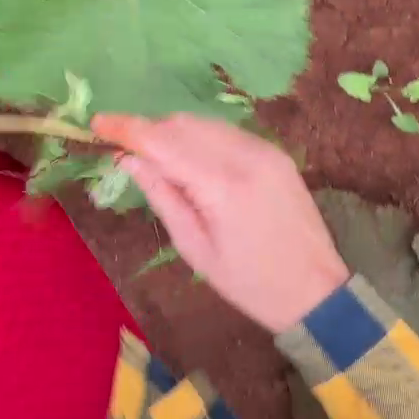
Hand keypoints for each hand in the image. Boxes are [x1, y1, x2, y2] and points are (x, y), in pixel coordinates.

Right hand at [94, 113, 349, 332]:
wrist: (321, 295)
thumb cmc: (249, 283)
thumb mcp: (194, 247)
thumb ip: (161, 195)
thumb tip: (128, 159)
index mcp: (221, 185)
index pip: (161, 141)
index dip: (125, 128)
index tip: (96, 123)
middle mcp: (243, 156)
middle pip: (179, 124)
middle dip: (147, 131)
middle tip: (125, 150)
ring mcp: (262, 150)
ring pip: (200, 122)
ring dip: (171, 132)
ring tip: (157, 157)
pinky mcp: (274, 152)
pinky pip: (223, 131)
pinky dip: (197, 136)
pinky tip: (191, 159)